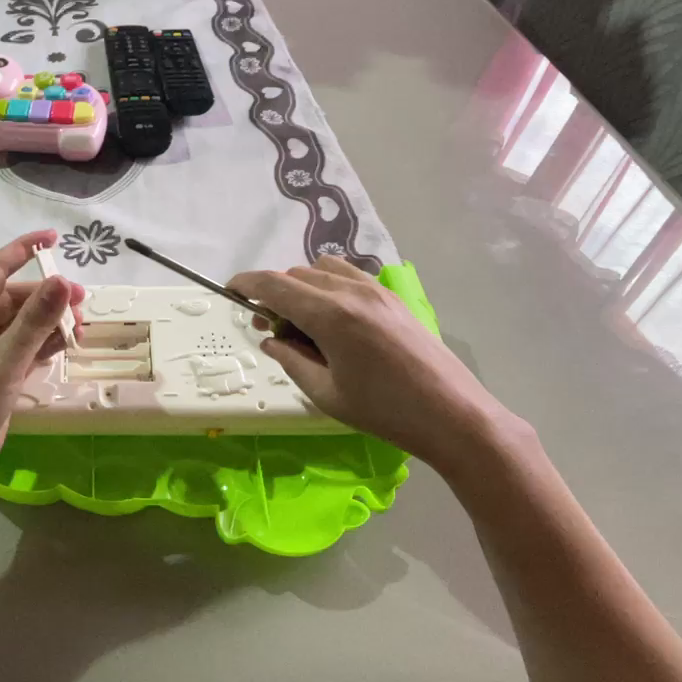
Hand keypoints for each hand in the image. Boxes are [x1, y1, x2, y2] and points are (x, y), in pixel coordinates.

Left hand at [0, 230, 84, 488]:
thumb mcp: (5, 359)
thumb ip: (35, 322)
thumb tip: (62, 282)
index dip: (23, 250)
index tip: (54, 239)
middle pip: (17, 298)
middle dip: (48, 295)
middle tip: (81, 302)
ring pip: (25, 324)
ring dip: (52, 322)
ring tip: (80, 329)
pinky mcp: (1, 375)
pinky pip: (28, 348)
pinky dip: (47, 344)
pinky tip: (68, 346)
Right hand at [227, 256, 517, 469]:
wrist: (451, 413)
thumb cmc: (384, 411)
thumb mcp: (325, 393)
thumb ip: (290, 360)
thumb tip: (269, 340)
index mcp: (330, 316)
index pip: (275, 285)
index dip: (246, 284)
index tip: (230, 292)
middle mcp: (351, 292)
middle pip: (296, 274)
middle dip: (274, 295)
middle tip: (271, 331)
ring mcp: (376, 290)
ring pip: (322, 269)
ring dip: (302, 287)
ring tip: (303, 325)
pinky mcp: (392, 297)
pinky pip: (348, 275)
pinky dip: (328, 286)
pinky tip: (333, 320)